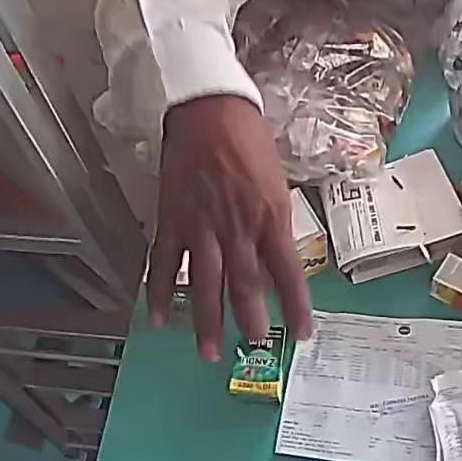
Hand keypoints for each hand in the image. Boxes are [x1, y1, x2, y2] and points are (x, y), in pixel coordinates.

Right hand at [149, 95, 314, 360]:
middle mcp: (238, 229)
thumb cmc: (250, 141)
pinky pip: (163, 263)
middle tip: (255, 347)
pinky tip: (158, 318)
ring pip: (205, 285)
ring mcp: (201, 227)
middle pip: (245, 287)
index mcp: (270, 218)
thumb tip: (273, 260)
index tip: (303, 334)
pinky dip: (159, 293)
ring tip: (210, 352)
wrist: (209, 108)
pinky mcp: (172, 219)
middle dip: (251, 322)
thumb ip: (276, 224)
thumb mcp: (278, 182)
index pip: (288, 275)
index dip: (297, 308)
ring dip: (207, 322)